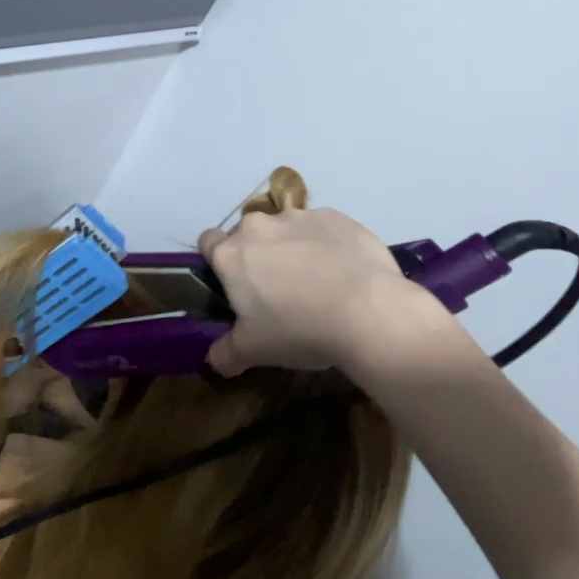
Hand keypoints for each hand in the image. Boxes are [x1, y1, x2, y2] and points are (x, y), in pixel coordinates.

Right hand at [201, 207, 442, 375]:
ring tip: (319, 283)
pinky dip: (326, 245)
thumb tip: (213, 361)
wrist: (370, 312)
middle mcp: (258, 226)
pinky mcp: (335, 217)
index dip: (218, 262)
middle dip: (259, 256)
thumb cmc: (299, 329)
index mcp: (231, 255)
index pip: (208, 242)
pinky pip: (322, 228)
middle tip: (278, 291)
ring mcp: (298, 217)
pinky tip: (346, 273)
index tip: (235, 284)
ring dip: (293, 248)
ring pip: (286, 230)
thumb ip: (225, 354)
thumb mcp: (254, 351)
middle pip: (248, 234)